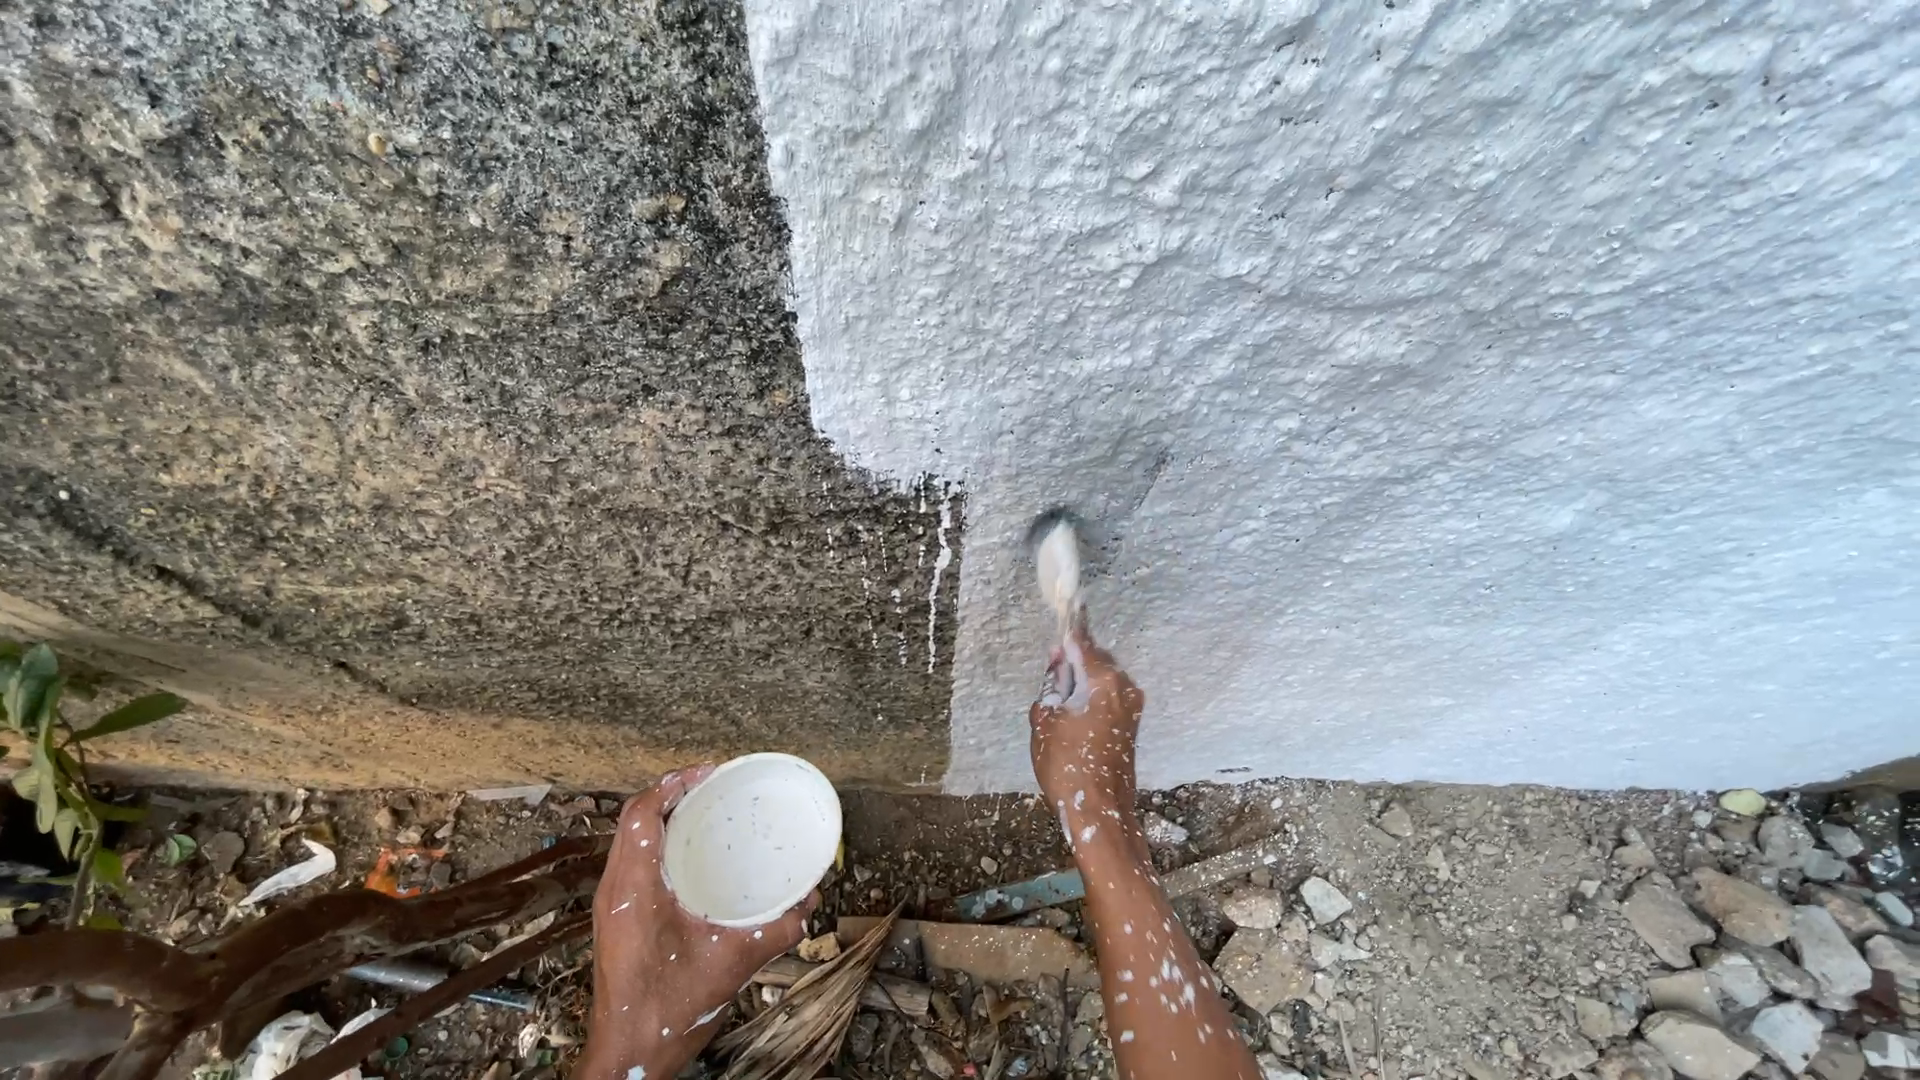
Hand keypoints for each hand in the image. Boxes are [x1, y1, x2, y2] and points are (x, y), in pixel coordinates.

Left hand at [579, 767, 815, 1079]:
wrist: (626, 1057)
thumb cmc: (667, 1012)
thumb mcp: (733, 964)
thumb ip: (777, 931)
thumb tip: (809, 901)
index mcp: (633, 891)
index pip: (641, 815)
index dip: (672, 783)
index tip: (710, 772)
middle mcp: (616, 890)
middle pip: (634, 818)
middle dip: (671, 791)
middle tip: (713, 783)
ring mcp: (612, 904)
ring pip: (630, 837)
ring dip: (663, 814)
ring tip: (703, 806)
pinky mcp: (617, 917)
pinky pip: (633, 858)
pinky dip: (659, 839)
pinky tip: (691, 850)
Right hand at [1028, 628, 1145, 851]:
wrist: (1099, 811)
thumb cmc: (1066, 763)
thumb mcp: (1044, 718)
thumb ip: (1051, 682)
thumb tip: (1057, 658)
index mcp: (1104, 680)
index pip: (1083, 643)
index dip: (1069, 630)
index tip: (1063, 609)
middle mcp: (1125, 686)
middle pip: (1095, 659)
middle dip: (1073, 660)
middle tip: (1049, 672)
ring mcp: (1132, 706)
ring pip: (1102, 678)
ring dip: (1081, 680)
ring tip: (1057, 698)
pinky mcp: (1131, 723)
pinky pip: (1108, 695)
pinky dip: (1090, 695)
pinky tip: (1072, 710)